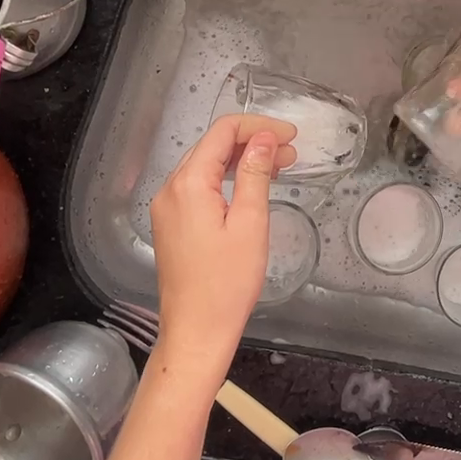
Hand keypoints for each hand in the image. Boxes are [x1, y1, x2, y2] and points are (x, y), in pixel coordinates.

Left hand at [150, 115, 297, 360]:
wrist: (196, 333)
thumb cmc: (227, 281)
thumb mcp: (250, 221)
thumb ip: (255, 172)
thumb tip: (264, 138)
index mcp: (188, 184)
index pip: (223, 132)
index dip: (259, 126)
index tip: (291, 136)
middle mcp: (170, 188)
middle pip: (213, 145)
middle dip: (253, 141)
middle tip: (292, 153)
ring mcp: (168, 207)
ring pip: (207, 164)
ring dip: (243, 159)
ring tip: (281, 166)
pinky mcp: (172, 223)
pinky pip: (200, 185)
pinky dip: (228, 177)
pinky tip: (252, 186)